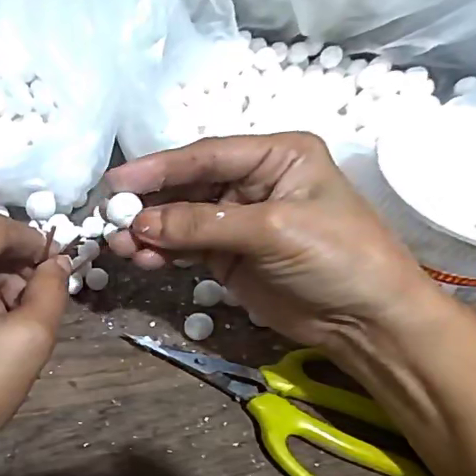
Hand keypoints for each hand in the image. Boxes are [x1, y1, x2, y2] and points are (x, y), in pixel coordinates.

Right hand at [104, 133, 442, 346]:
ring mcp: (236, 221)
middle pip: (187, 186)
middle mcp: (252, 182)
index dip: (160, 168)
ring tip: (123, 247)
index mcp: (275, 156)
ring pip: (179, 219)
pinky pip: (184, 247)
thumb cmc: (337, 257)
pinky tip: (144, 259)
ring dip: (150, 232)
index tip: (117, 183)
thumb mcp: (273, 230)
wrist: (364, 319)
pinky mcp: (227, 255)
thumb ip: (204, 224)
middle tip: (111, 221)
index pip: (207, 156)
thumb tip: (140, 224)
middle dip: (150, 204)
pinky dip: (162, 253)